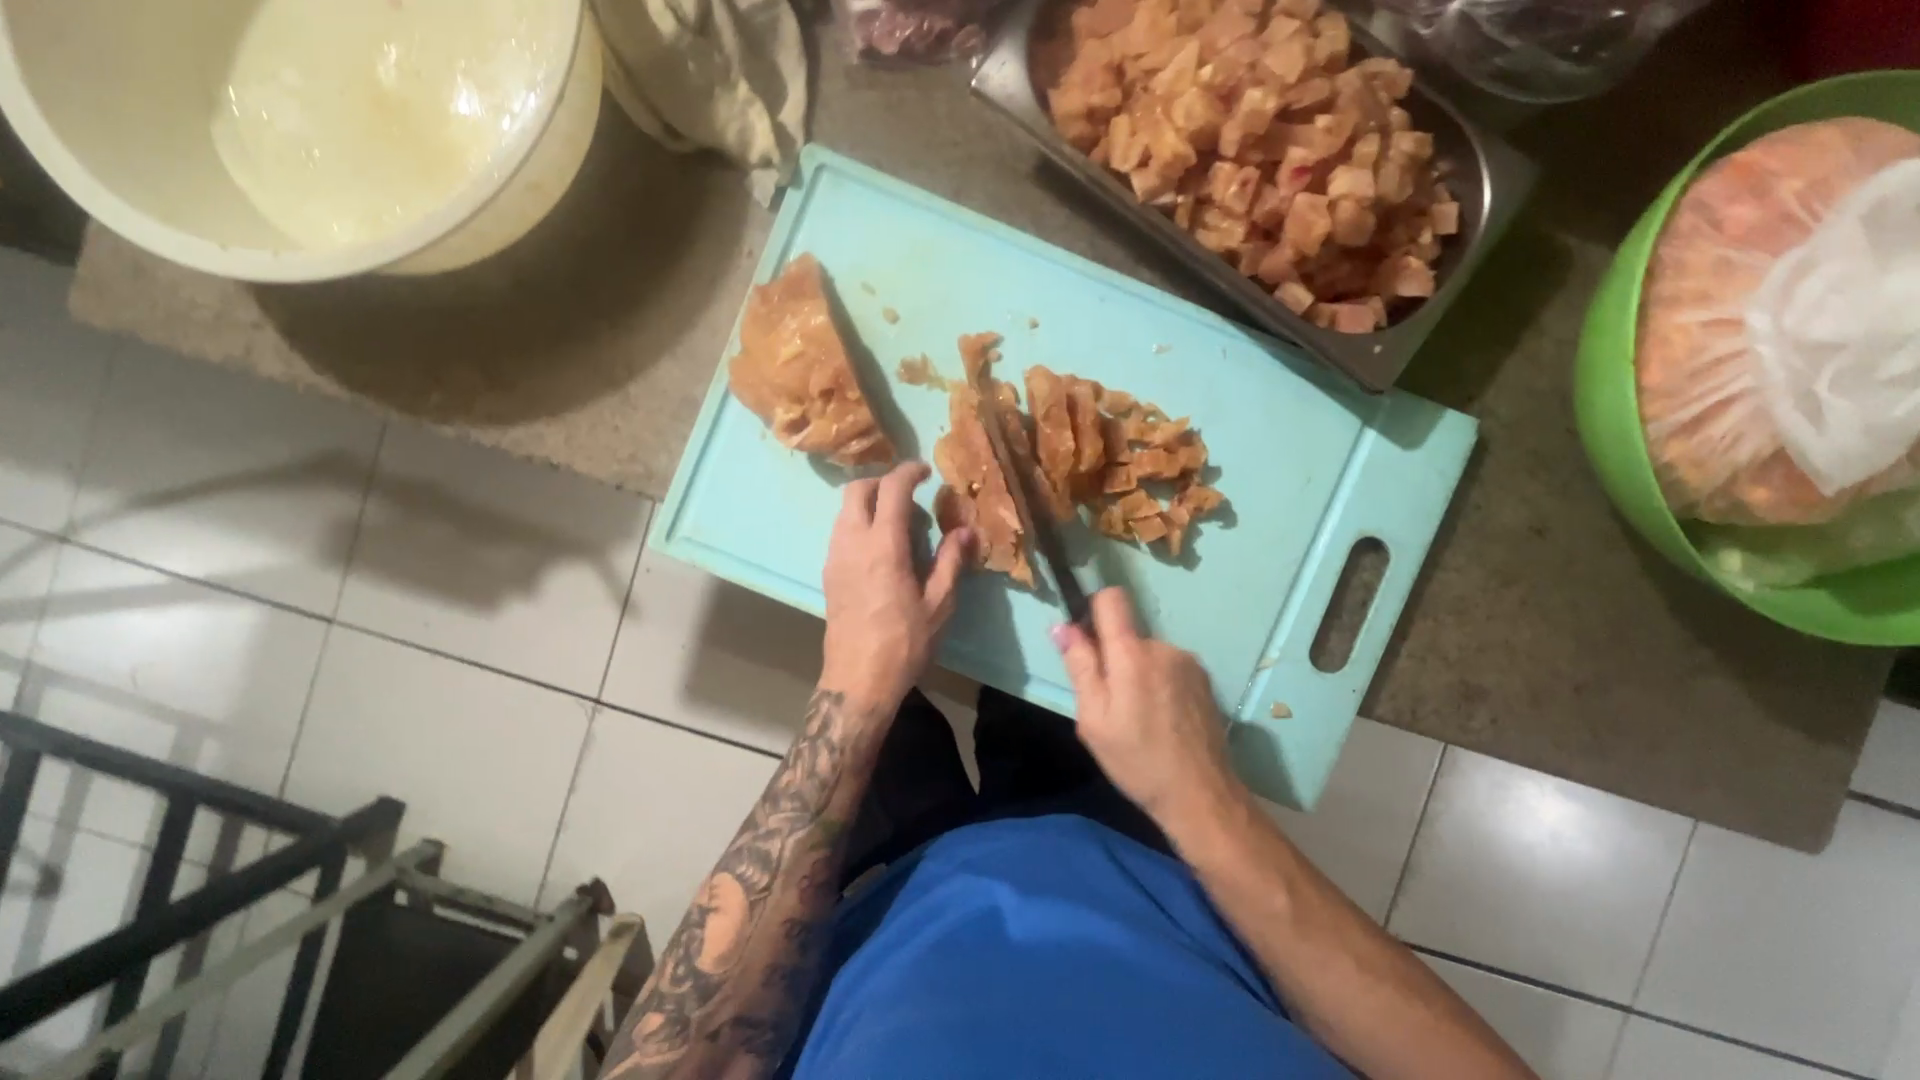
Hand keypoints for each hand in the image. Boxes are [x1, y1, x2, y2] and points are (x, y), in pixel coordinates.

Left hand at [820, 462, 972, 709]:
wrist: (858, 680)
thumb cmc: (904, 643)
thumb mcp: (939, 604)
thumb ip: (951, 561)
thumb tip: (965, 530)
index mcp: (882, 546)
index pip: (891, 489)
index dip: (908, 472)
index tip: (925, 471)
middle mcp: (852, 543)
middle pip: (856, 489)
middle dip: (882, 481)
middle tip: (908, 491)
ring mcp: (834, 558)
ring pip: (844, 510)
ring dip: (868, 501)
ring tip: (897, 518)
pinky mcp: (828, 574)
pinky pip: (840, 531)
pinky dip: (859, 522)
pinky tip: (881, 545)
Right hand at [1054, 588, 1240, 825]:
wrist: (1200, 793)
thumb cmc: (1137, 760)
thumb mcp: (1094, 720)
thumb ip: (1080, 668)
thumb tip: (1063, 627)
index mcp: (1131, 654)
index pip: (1111, 600)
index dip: (1093, 610)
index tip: (1086, 641)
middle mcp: (1163, 647)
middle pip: (1128, 636)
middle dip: (1114, 660)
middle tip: (1111, 706)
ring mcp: (1188, 663)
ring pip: (1149, 655)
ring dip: (1138, 675)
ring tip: (1139, 719)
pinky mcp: (1205, 681)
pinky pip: (1170, 669)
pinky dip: (1160, 686)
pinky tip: (1162, 721)